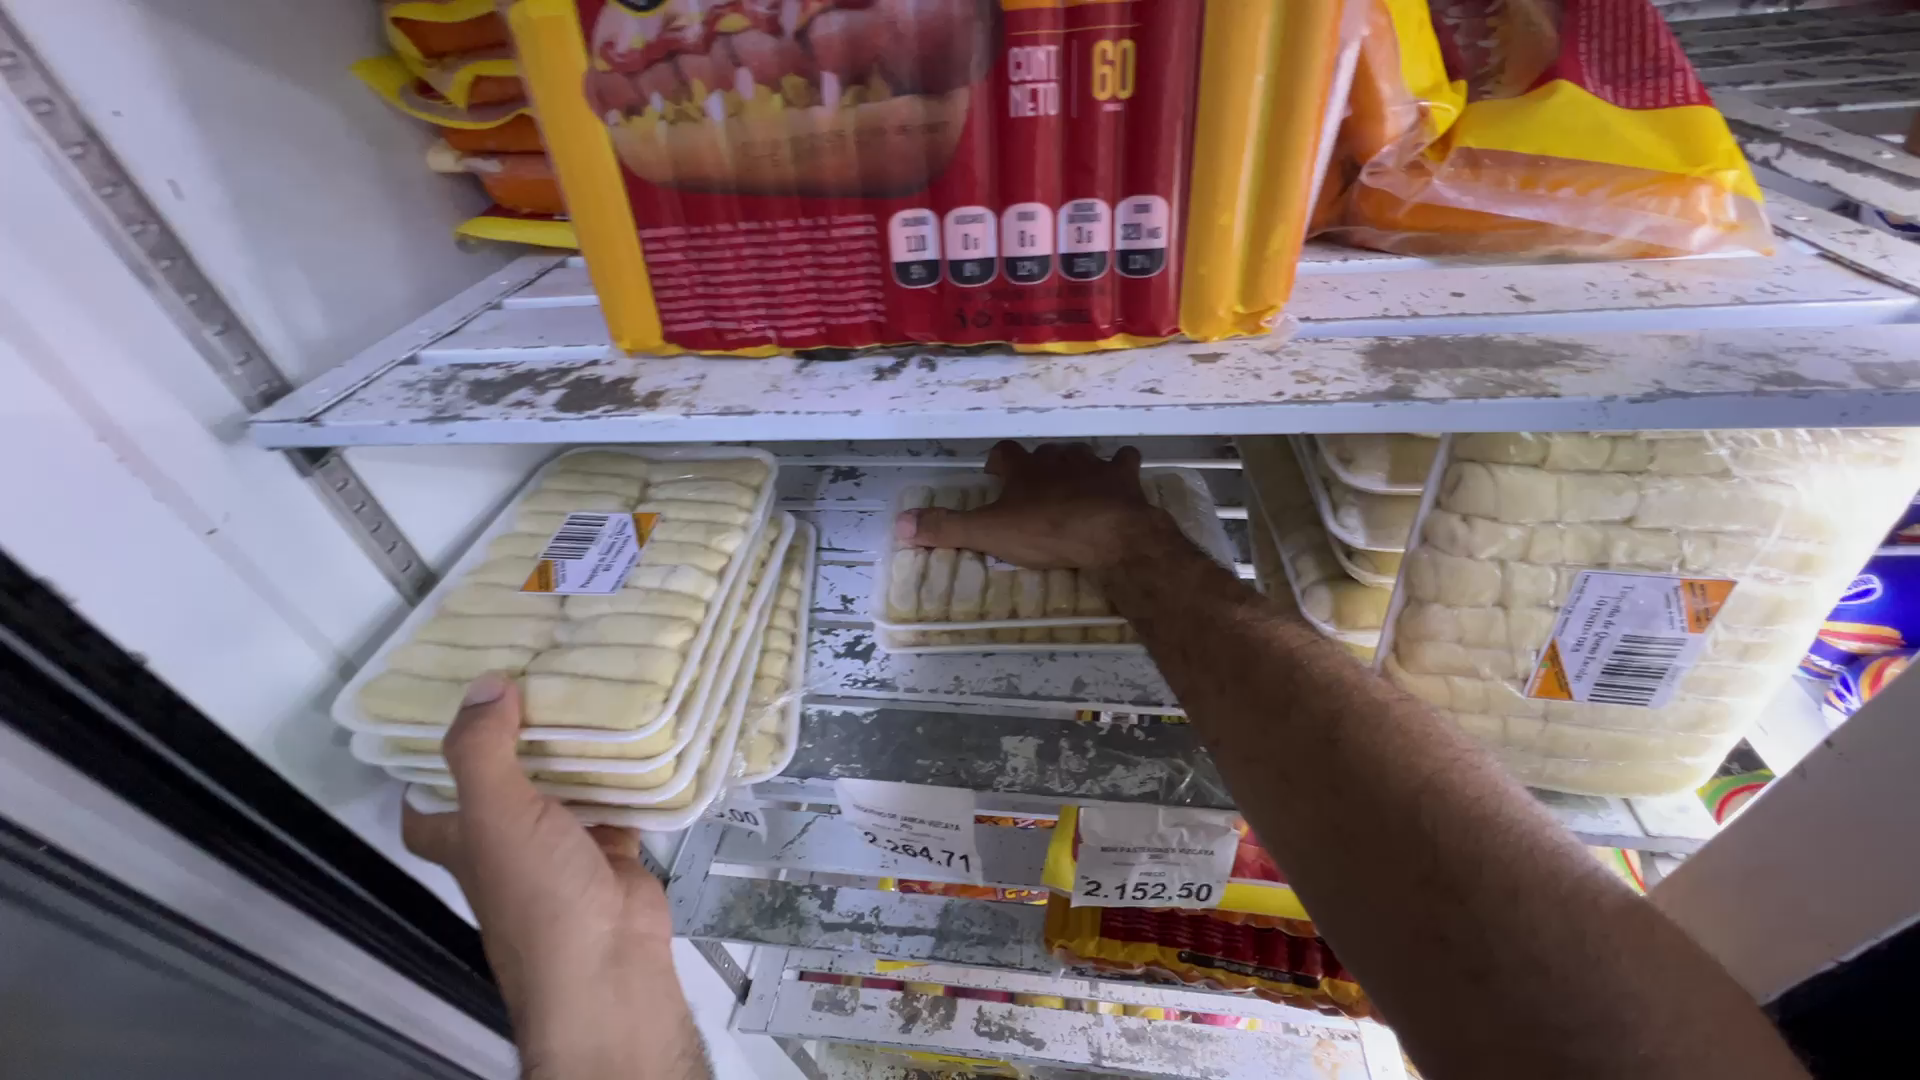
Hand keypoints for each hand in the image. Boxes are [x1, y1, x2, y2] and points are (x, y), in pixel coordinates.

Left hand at [404, 673, 703, 1079]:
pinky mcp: (610, 842)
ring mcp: (562, 840)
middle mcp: (507, 834)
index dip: (438, 747)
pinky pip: (617, 795)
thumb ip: (482, 750)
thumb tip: (484, 683)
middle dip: (524, 731)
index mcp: (463, 834)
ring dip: (579, 746)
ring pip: (566, 781)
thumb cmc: (536, 890)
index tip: (465, 694)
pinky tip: (643, 729)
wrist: (607, 955)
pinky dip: (628, 769)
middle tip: (545, 670)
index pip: (431, 788)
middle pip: (508, 773)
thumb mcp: (494, 815)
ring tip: (598, 684)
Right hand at [894, 441, 1181, 571]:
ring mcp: (1092, 464)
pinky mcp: (1123, 477)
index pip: (1004, 452)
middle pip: (1043, 452)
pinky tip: (1118, 479)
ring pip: (1080, 454)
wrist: (1108, 533)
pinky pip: (1123, 460)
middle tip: (1034, 490)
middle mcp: (1056, 459)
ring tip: (1073, 487)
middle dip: (1038, 466)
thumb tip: (899, 524)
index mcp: (1023, 470)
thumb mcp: (988, 534)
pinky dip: (1119, 467)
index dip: (998, 461)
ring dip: (1075, 466)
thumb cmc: (1045, 532)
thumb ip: (945, 528)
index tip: (995, 473)